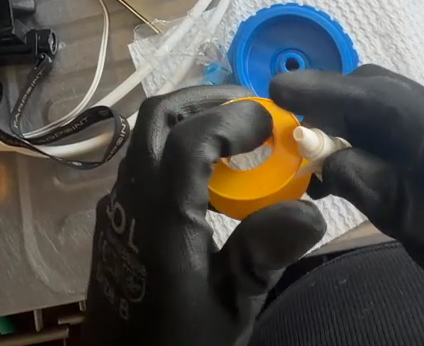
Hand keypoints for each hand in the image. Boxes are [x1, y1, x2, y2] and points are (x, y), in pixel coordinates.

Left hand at [83, 86, 325, 345]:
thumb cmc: (180, 344)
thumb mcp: (231, 308)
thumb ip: (263, 253)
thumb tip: (311, 210)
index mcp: (161, 215)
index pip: (190, 138)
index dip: (232, 118)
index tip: (272, 122)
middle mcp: (131, 194)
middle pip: (159, 116)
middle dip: (206, 101)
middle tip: (251, 110)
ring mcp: (116, 201)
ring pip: (146, 135)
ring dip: (189, 121)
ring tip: (235, 139)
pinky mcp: (113, 214)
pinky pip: (142, 160)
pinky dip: (174, 146)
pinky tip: (207, 176)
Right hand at [270, 65, 423, 345]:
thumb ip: (373, 188)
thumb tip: (320, 156)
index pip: (371, 96)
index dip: (321, 90)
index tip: (276, 91)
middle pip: (377, 88)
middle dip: (329, 97)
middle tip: (287, 121)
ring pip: (389, 103)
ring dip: (348, 113)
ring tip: (313, 141)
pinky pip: (402, 124)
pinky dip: (369, 132)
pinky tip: (353, 161)